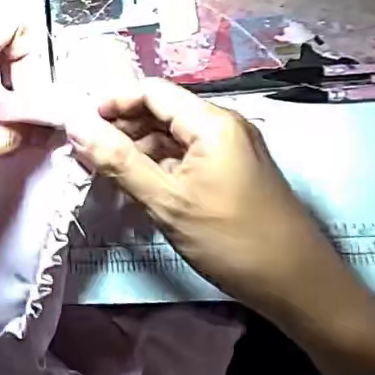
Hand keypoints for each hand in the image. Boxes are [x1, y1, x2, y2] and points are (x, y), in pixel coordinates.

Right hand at [66, 78, 365, 321]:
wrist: (297, 283)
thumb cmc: (231, 239)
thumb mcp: (167, 202)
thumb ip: (119, 161)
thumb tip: (76, 126)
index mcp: (211, 121)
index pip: (153, 91)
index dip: (114, 102)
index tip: (80, 125)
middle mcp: (223, 125)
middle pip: (163, 111)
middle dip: (124, 127)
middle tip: (87, 154)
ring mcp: (230, 148)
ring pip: (174, 136)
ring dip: (140, 149)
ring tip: (107, 173)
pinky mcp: (233, 171)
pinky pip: (188, 156)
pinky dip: (161, 167)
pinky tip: (139, 187)